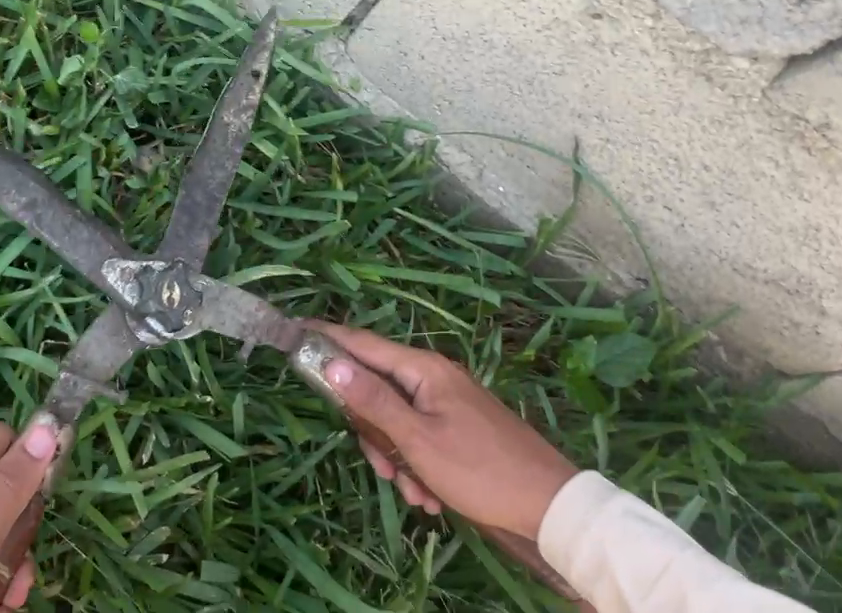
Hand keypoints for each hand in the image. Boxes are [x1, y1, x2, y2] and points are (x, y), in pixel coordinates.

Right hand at [313, 322, 578, 540]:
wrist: (550, 508)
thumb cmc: (480, 470)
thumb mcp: (418, 440)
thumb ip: (373, 401)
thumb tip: (331, 363)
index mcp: (422, 369)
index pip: (361, 343)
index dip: (325, 337)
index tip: (291, 332)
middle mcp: (432, 377)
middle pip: (375, 390)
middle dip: (371, 432)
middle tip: (383, 468)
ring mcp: (447, 402)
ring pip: (395, 420)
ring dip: (395, 458)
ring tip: (416, 493)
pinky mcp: (458, 426)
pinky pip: (418, 436)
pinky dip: (416, 465)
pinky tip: (431, 497)